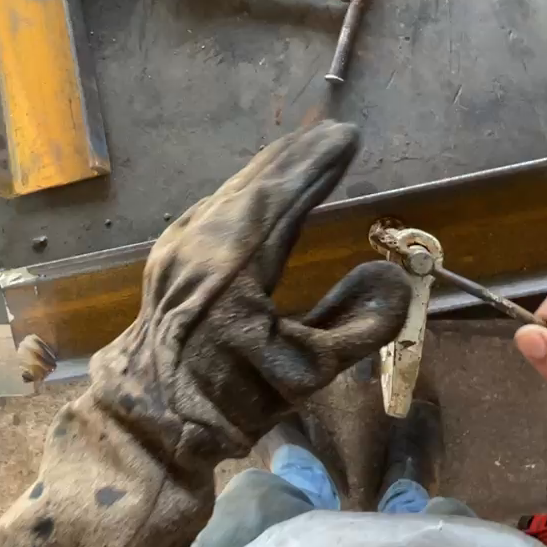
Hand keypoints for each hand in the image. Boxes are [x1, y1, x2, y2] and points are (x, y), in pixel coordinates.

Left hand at [87, 121, 411, 472]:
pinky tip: (254, 186)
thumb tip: (396, 281)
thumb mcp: (306, 374)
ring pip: (230, 192)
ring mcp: (178, 248)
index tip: (349, 138)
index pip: (285, 201)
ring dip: (269, 168)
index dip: (319, 168)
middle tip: (333, 132)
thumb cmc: (230, 398)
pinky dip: (242, 188)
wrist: (150, 415)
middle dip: (298, 156)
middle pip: (256, 185)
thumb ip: (358, 327)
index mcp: (236, 269)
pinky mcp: (168, 256)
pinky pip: (213, 207)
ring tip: (302, 147)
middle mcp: (203, 246)